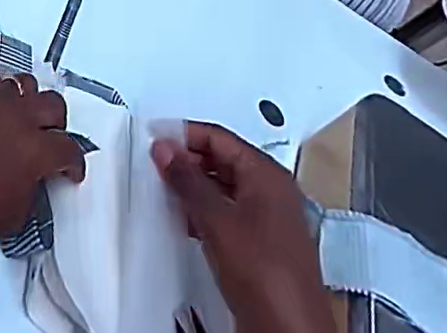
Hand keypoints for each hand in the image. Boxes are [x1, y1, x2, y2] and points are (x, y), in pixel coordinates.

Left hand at [0, 74, 86, 275]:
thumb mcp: (16, 211)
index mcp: (33, 150)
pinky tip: (2, 113)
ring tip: (28, 121)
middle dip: (58, 124)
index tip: (70, 167)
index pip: (69, 147)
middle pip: (53, 103)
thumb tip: (38, 171)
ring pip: (25, 84)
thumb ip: (35, 181)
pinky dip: (4, 95)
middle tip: (54, 140)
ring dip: (31, 102)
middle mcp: (14, 117)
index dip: (74, 161)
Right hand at [151, 122, 333, 332]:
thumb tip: (167, 151)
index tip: (157, 136)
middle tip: (159, 162)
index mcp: (267, 175)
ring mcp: (268, 217)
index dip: (184, 134)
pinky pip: (226, 209)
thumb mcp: (215, 219)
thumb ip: (187, 180)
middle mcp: (272, 191)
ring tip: (168, 188)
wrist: (289, 332)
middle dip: (188, 160)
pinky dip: (203, 208)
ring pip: (222, 184)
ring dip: (193, 185)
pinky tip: (185, 218)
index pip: (218, 137)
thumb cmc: (268, 277)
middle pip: (221, 158)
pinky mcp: (261, 242)